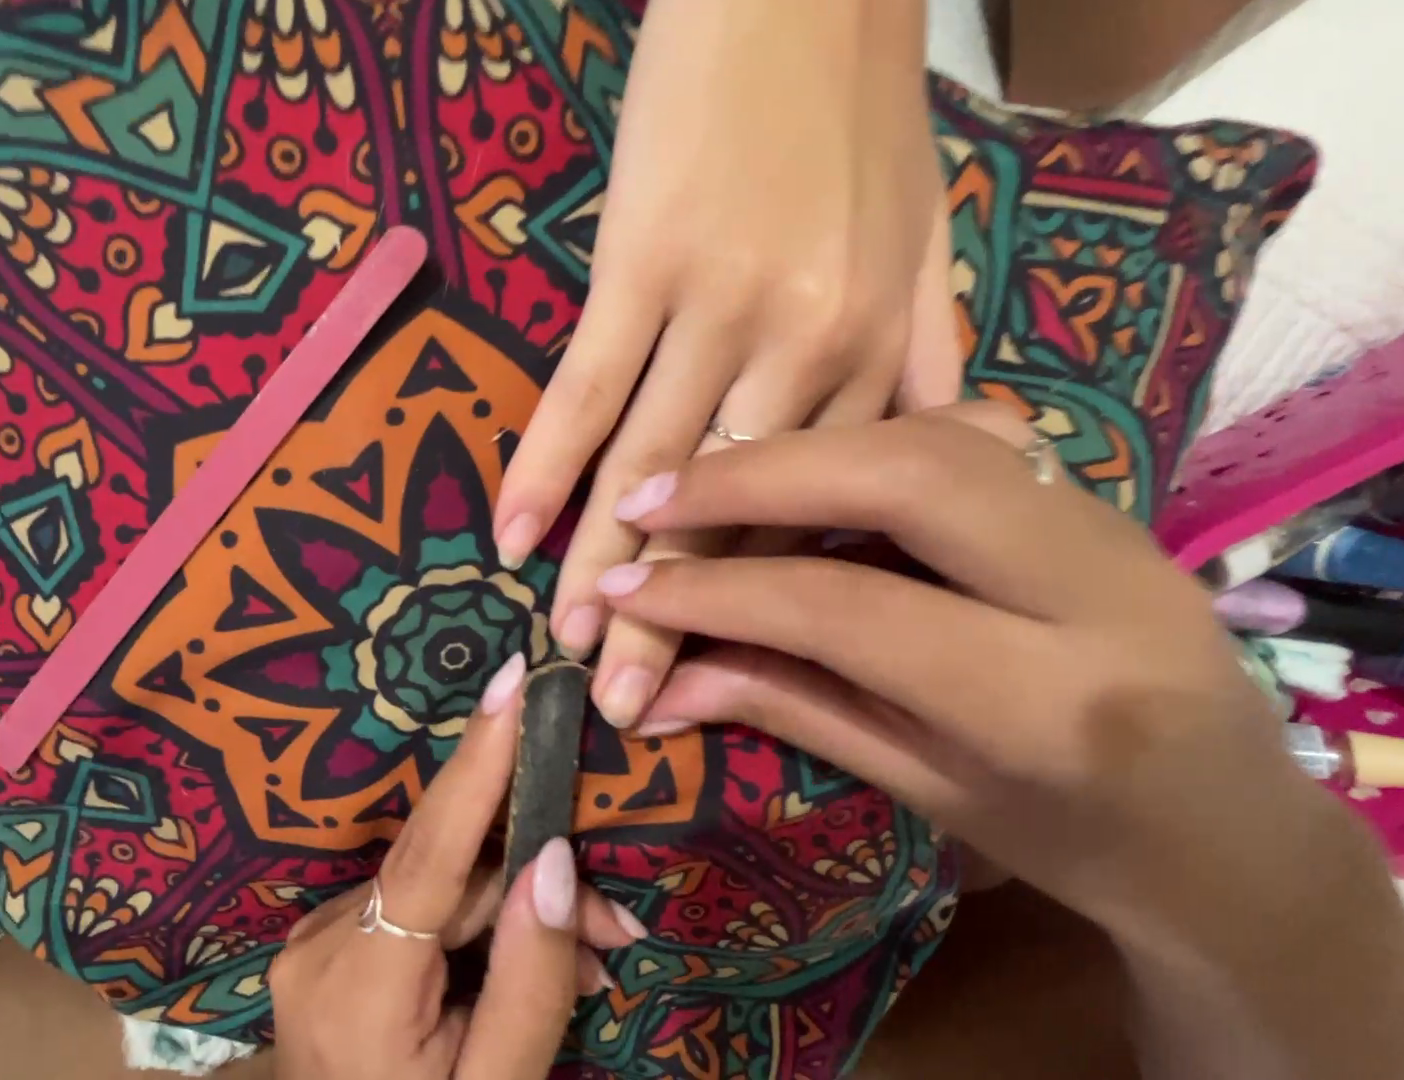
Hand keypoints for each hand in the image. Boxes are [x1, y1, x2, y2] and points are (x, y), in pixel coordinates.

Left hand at [268, 655, 646, 1079]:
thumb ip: (531, 978)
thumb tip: (553, 857)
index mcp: (354, 988)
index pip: (428, 853)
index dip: (476, 762)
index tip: (513, 683)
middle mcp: (317, 943)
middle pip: (446, 872)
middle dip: (529, 878)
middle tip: (611, 922)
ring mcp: (313, 939)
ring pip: (436, 884)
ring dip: (507, 904)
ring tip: (579, 948)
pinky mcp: (327, 942)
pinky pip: (414, 905)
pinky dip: (471, 918)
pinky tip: (513, 952)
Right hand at [492, 0, 959, 730]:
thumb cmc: (856, 117)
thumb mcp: (924, 240)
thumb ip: (928, 352)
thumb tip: (947, 440)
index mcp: (878, 353)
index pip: (808, 514)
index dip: (755, 604)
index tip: (715, 675)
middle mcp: (807, 348)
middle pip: (731, 515)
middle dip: (674, 620)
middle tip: (625, 708)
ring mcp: (720, 306)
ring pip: (653, 467)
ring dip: (603, 567)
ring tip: (565, 646)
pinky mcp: (643, 262)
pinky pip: (587, 384)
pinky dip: (545, 461)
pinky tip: (512, 533)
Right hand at [594, 404, 1340, 946]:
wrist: (1233, 829)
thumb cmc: (1075, 839)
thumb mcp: (923, 790)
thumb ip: (790, 711)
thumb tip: (654, 688)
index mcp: (1046, 698)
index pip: (843, 608)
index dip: (717, 592)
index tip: (625, 589)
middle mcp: (1090, 585)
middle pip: (896, 477)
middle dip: (752, 478)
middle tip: (648, 497)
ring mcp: (1102, 519)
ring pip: (929, 431)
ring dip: (799, 444)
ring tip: (702, 471)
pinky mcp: (1088, 489)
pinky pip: (965, 426)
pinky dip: (865, 430)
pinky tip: (806, 455)